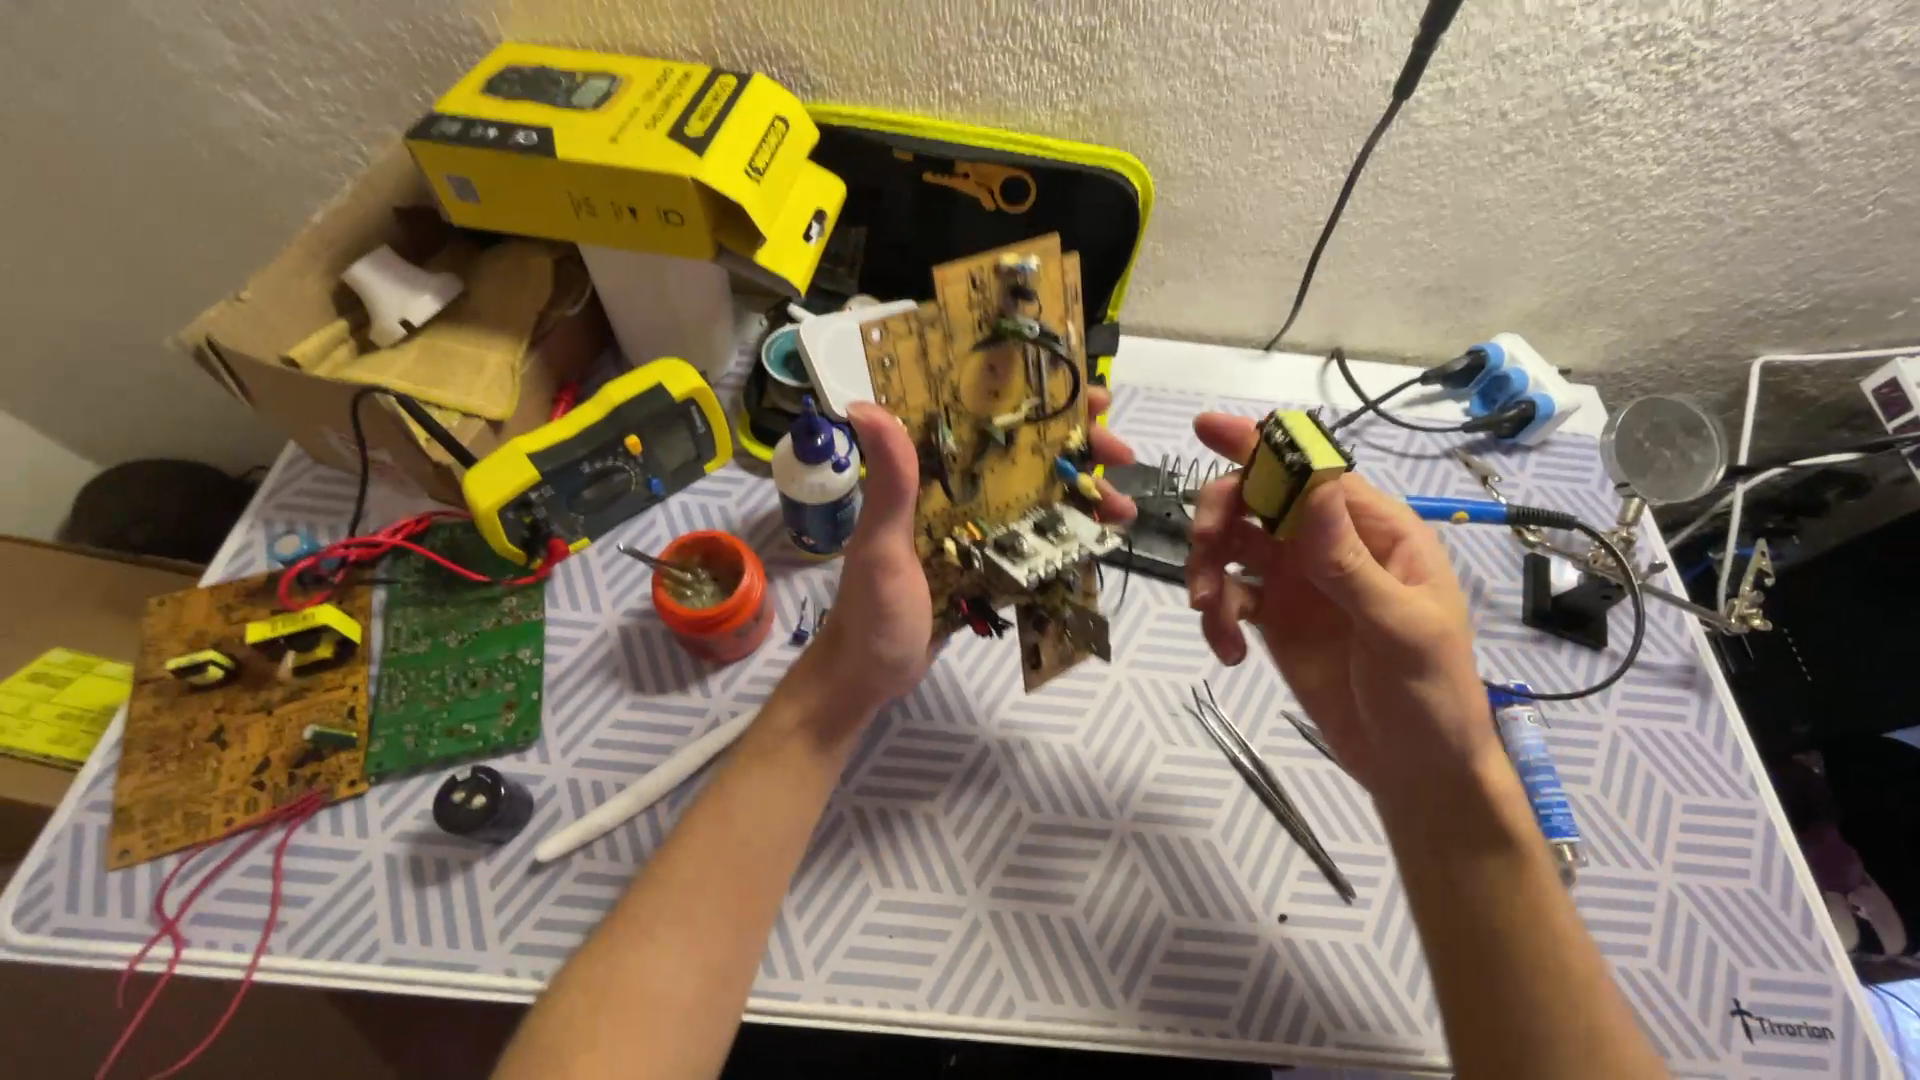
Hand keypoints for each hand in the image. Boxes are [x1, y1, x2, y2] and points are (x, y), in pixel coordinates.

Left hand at [810, 389, 1137, 718]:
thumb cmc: (872, 614)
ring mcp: (974, 534)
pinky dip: (1066, 540)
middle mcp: (953, 496)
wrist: (870, 677)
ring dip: (1081, 497)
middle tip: (1120, 454)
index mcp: (927, 480)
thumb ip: (889, 484)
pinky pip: (1033, 545)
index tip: (1086, 396)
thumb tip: (866, 405)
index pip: (984, 422)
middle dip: (1076, 450)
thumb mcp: (882, 546)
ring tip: (1122, 509)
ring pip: (1036, 500)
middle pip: (1024, 458)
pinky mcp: (986, 568)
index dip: (1035, 400)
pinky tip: (1100, 540)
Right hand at [1184, 412, 1496, 813]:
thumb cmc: (1431, 694)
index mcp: (1375, 531)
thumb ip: (1350, 562)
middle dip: (1220, 516)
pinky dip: (1216, 619)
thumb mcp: (1400, 628)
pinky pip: (1228, 598)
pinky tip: (1229, 652)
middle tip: (1204, 546)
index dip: (1260, 446)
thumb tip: (1316, 485)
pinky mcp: (1273, 618)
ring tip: (1212, 614)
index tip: (1206, 430)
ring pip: (1232, 547)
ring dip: (1208, 571)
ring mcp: (1296, 581)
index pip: (1312, 473)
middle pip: (1257, 502)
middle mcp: (1328, 545)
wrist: (1416, 769)